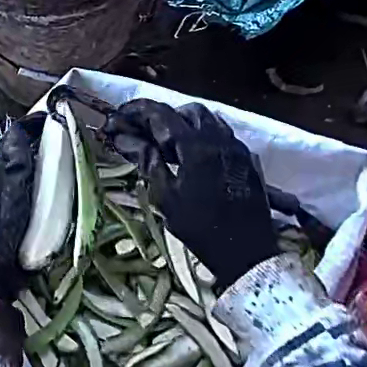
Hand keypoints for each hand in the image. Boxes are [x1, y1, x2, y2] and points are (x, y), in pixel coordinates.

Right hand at [107, 99, 277, 288]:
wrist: (248, 255)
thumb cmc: (200, 227)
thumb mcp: (165, 196)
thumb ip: (147, 161)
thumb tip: (125, 139)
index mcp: (196, 147)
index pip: (161, 115)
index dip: (136, 111)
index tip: (118, 116)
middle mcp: (219, 140)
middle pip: (187, 112)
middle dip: (163, 116)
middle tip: (143, 131)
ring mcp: (237, 149)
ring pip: (209, 121)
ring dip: (184, 124)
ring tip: (166, 143)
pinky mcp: (248, 162)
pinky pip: (222, 135)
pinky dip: (202, 136)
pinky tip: (191, 156)